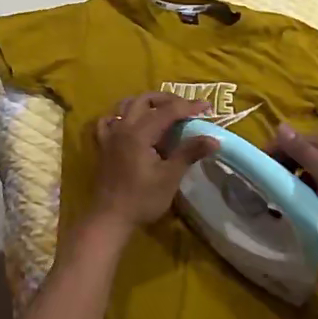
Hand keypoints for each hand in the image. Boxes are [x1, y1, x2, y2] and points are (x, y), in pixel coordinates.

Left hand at [89, 93, 217, 229]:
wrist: (110, 218)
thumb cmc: (141, 199)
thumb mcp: (169, 177)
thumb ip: (189, 153)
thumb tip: (214, 140)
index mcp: (139, 133)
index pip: (167, 111)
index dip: (188, 106)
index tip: (207, 106)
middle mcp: (122, 128)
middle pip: (145, 100)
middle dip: (167, 99)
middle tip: (186, 108)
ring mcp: (110, 135)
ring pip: (126, 106)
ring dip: (146, 103)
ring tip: (162, 111)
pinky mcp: (103, 146)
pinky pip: (109, 120)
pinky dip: (121, 116)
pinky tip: (130, 123)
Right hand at [269, 124, 317, 249]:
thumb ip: (303, 152)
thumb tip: (279, 125)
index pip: (288, 141)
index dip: (271, 153)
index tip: (254, 172)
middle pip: (295, 155)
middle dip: (279, 168)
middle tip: (264, 190)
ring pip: (303, 171)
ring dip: (290, 182)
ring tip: (277, 201)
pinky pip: (313, 185)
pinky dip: (303, 193)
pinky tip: (298, 207)